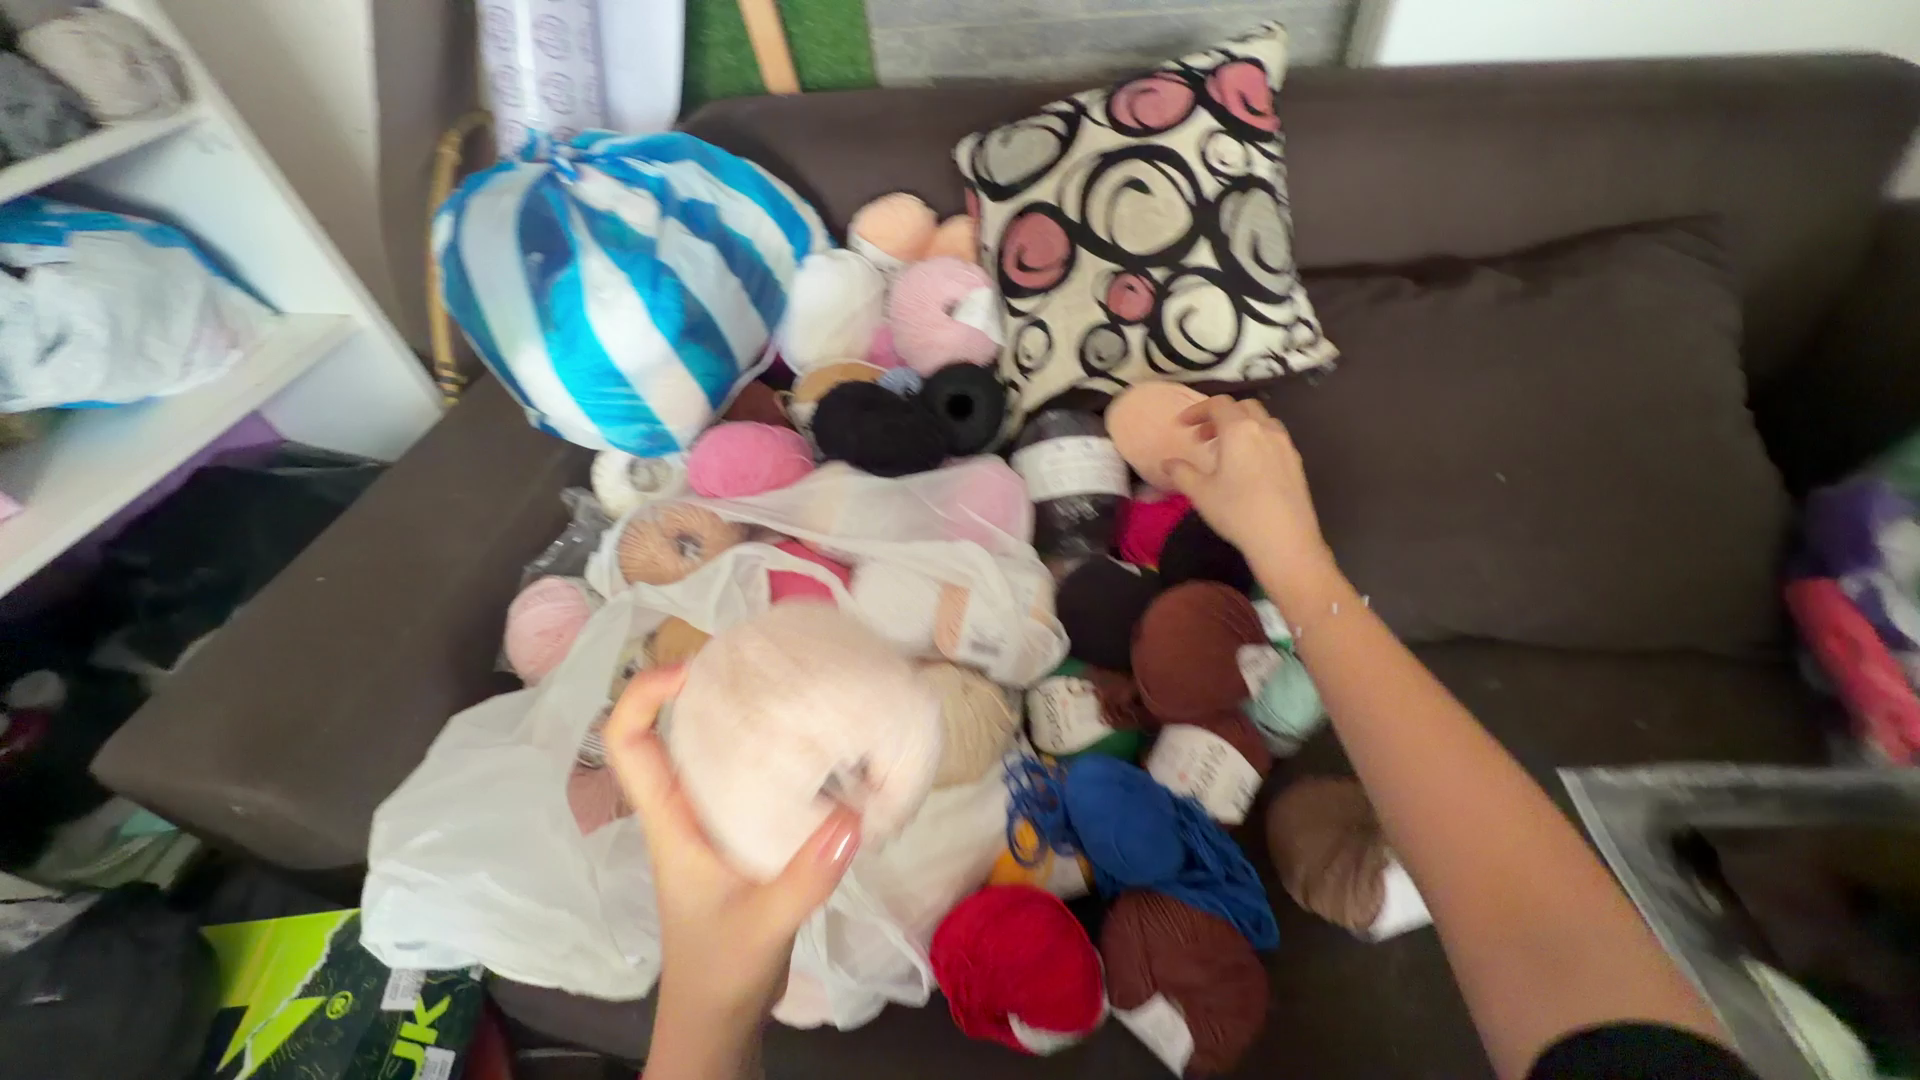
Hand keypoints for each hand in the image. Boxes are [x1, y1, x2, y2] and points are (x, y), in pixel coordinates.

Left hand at [606, 665, 859, 1021]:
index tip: (693, 670)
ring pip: (716, 751)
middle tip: (762, 663)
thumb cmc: (720, 971)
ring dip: (743, 717)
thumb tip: (854, 817)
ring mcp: (715, 821)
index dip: (643, 696)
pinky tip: (820, 749)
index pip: (629, 744)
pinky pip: (753, 777)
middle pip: (675, 731)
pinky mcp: (745, 834)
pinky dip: (778, 754)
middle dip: (706, 689)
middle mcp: (687, 809)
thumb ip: (804, 879)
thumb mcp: (762, 926)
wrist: (722, 1018)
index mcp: (670, 820)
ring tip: (795, 690)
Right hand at [1163, 395, 1337, 585]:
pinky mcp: (1296, 462)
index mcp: (1239, 431)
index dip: (1197, 410)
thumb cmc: (1237, 511)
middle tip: (1202, 438)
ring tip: (1224, 451)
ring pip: (1261, 421)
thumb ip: (1182, 473)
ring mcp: (1285, 445)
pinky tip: (1247, 467)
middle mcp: (1265, 430)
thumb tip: (1167, 463)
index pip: (1218, 404)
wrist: (1284, 539)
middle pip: (1242, 407)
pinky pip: (1273, 438)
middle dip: (1219, 416)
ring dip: (1239, 427)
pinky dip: (1255, 440)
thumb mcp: (1200, 493)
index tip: (1182, 426)